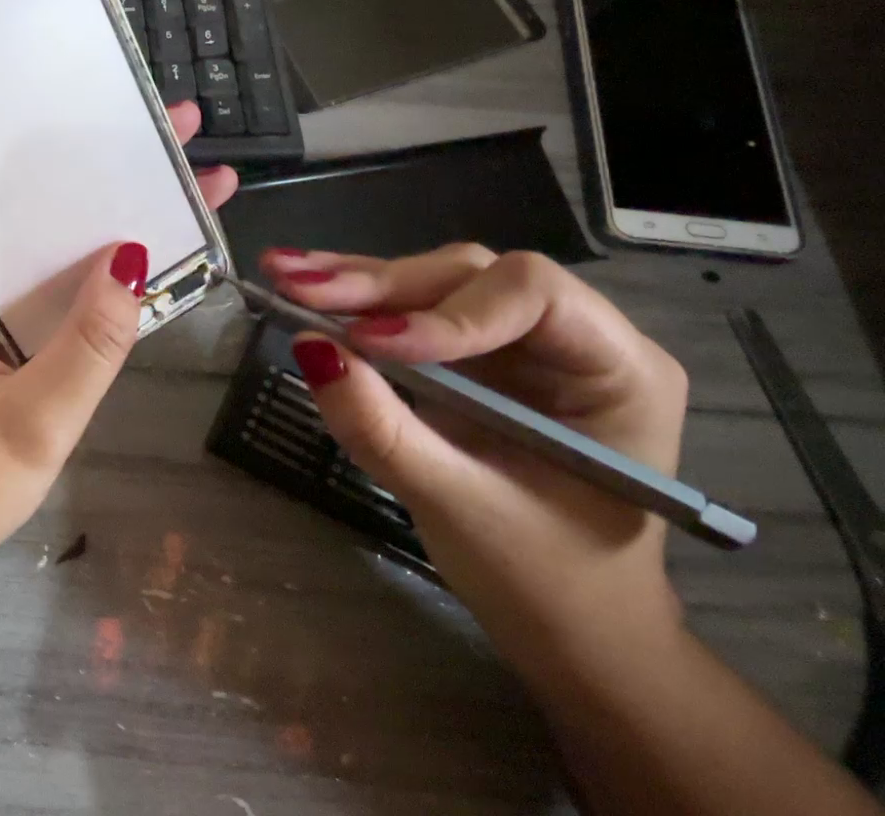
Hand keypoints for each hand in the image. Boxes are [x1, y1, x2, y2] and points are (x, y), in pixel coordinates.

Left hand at [0, 104, 237, 597]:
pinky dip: (82, 259)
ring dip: (79, 202)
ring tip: (163, 154)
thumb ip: (86, 347)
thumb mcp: (28, 424)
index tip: (3, 76)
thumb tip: (138, 258)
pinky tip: (145, 238)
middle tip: (133, 107)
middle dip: (52, 152)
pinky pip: (37, 282)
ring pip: (22, 238)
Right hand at [259, 245, 690, 676]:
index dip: (445, 312)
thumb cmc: (541, 579)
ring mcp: (517, 348)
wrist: (565, 626)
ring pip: (434, 286)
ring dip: (357, 283)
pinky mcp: (472, 362)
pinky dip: (356, 307)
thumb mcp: (456, 505)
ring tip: (282, 272)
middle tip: (293, 283)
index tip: (368, 342)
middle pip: (470, 278)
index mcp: (616, 371)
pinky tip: (305, 289)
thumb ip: (383, 429)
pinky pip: (411, 317)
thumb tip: (311, 351)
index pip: (532, 296)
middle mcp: (571, 339)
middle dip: (381, 284)